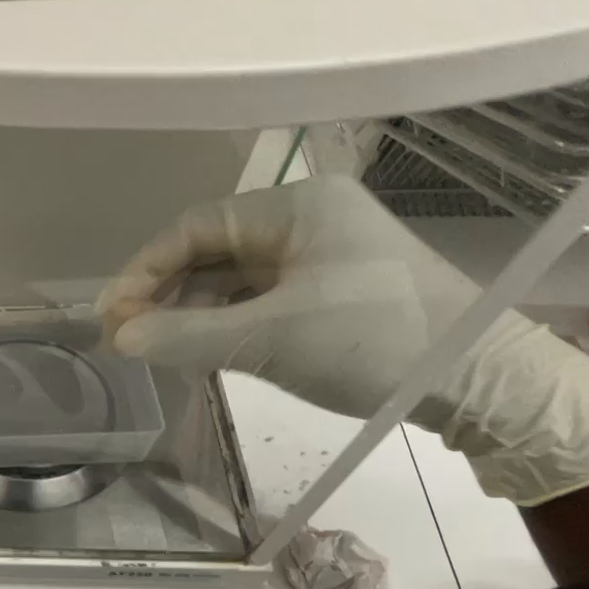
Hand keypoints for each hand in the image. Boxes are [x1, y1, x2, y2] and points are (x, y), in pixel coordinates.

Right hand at [95, 175, 588, 505]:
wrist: (478, 381)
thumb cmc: (373, 342)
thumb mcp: (269, 339)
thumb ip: (185, 335)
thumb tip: (118, 337)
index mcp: (297, 207)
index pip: (195, 228)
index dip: (143, 270)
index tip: (110, 317)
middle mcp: (305, 221)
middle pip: (209, 251)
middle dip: (161, 293)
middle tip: (123, 338)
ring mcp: (318, 256)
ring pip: (229, 278)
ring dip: (187, 311)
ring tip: (151, 348)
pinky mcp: (327, 292)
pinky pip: (254, 300)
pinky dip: (219, 323)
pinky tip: (195, 348)